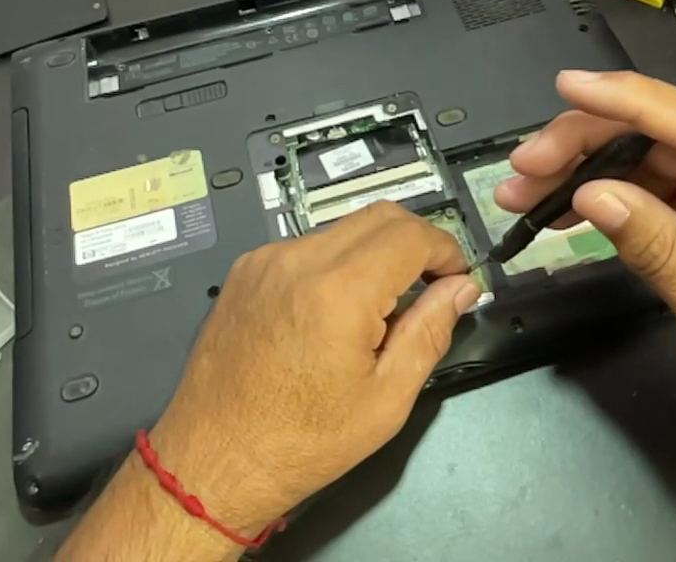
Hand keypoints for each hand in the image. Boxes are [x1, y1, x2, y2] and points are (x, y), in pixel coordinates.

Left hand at [145, 201, 480, 535]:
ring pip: (342, 228)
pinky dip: (335, 262)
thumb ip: (430, 331)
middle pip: (379, 215)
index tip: (457, 276)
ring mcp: (267, 258)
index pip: (410, 235)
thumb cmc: (302, 442)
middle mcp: (299, 259)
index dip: (445, 249)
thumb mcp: (386, 399)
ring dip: (375, 251)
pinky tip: (333, 310)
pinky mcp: (247, 268)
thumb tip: (461, 288)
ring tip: (379, 308)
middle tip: (430, 284)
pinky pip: (307, 245)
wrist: (213, 459)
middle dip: (416, 241)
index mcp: (338, 290)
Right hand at [495, 70, 675, 452]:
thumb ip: (658, 249)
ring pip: (663, 155)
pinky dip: (627, 192)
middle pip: (666, 131)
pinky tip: (582, 208)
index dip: (624, 97)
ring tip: (533, 196)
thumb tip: (591, 194)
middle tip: (522, 173)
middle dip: (587, 141)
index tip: (566, 86)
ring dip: (596, 169)